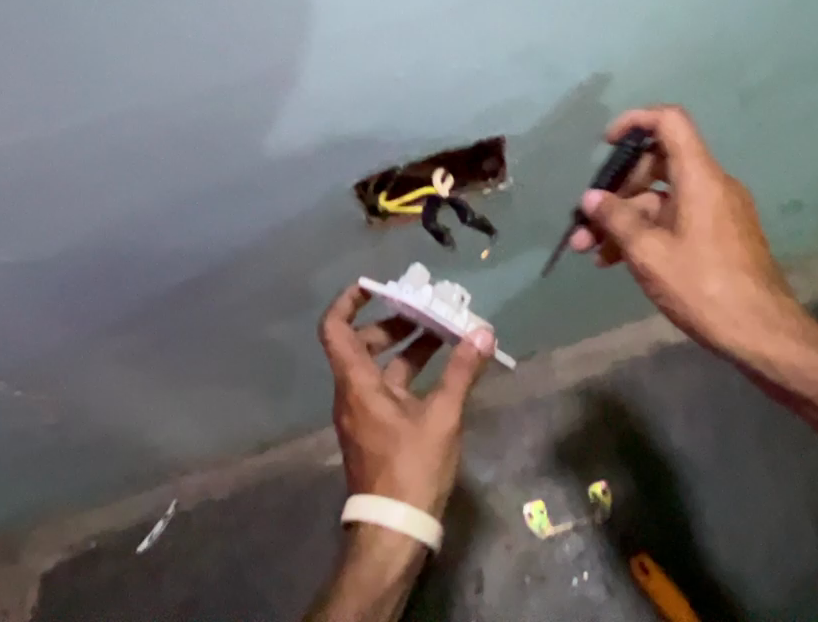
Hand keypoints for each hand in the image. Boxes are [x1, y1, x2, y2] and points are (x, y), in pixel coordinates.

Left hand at [316, 284, 494, 516]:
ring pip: (377, 368)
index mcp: (356, 383)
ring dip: (405, 348)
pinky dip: (409, 374)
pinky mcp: (375, 431)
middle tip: (425, 311)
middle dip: (392, 323)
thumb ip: (461, 373)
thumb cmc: (411, 469)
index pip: (335, 328)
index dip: (349, 301)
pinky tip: (441, 374)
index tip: (376, 285)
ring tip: (442, 335)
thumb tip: (482, 332)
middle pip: (360, 344)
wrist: (393, 531)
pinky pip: (387, 388)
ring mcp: (362, 414)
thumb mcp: (442, 417)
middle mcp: (352, 393)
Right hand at [569, 105, 817, 361]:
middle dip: (617, 189)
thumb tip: (591, 198)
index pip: (669, 122)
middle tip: (586, 220)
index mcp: (700, 177)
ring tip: (591, 252)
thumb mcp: (649, 253)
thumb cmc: (704, 286)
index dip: (634, 121)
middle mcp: (712, 185)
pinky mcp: (720, 237)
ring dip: (625, 219)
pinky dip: (647, 232)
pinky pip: (676, 219)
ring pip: (662, 199)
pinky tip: (617, 262)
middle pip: (658, 163)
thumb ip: (616, 219)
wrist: (763, 335)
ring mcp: (718, 212)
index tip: (606, 146)